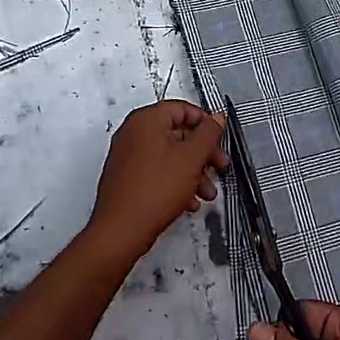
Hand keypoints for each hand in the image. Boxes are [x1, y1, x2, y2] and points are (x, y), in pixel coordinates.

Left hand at [85, 100, 227, 260]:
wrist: (122, 230)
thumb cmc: (150, 193)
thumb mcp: (192, 158)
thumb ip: (208, 134)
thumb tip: (216, 118)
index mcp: (146, 120)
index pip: (182, 108)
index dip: (205, 122)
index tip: (218, 136)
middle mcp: (133, 133)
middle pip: (177, 132)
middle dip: (201, 152)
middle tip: (217, 164)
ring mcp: (127, 155)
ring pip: (168, 155)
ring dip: (192, 170)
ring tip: (205, 190)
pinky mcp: (126, 177)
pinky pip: (156, 170)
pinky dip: (174, 180)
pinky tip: (188, 199)